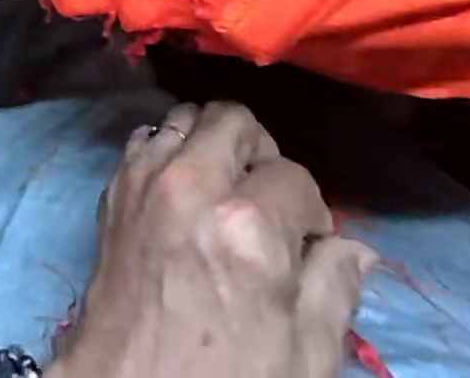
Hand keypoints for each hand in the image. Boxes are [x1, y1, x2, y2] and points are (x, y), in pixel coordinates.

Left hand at [48, 101, 376, 377]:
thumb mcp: (301, 360)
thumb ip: (334, 289)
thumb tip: (355, 247)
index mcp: (246, 227)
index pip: (295, 177)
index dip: (312, 211)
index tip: (308, 240)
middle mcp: (191, 185)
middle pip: (234, 119)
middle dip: (262, 151)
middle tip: (267, 194)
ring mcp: (146, 181)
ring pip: (187, 116)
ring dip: (212, 141)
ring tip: (224, 184)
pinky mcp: (115, 189)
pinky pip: (147, 138)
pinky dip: (169, 150)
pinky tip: (182, 186)